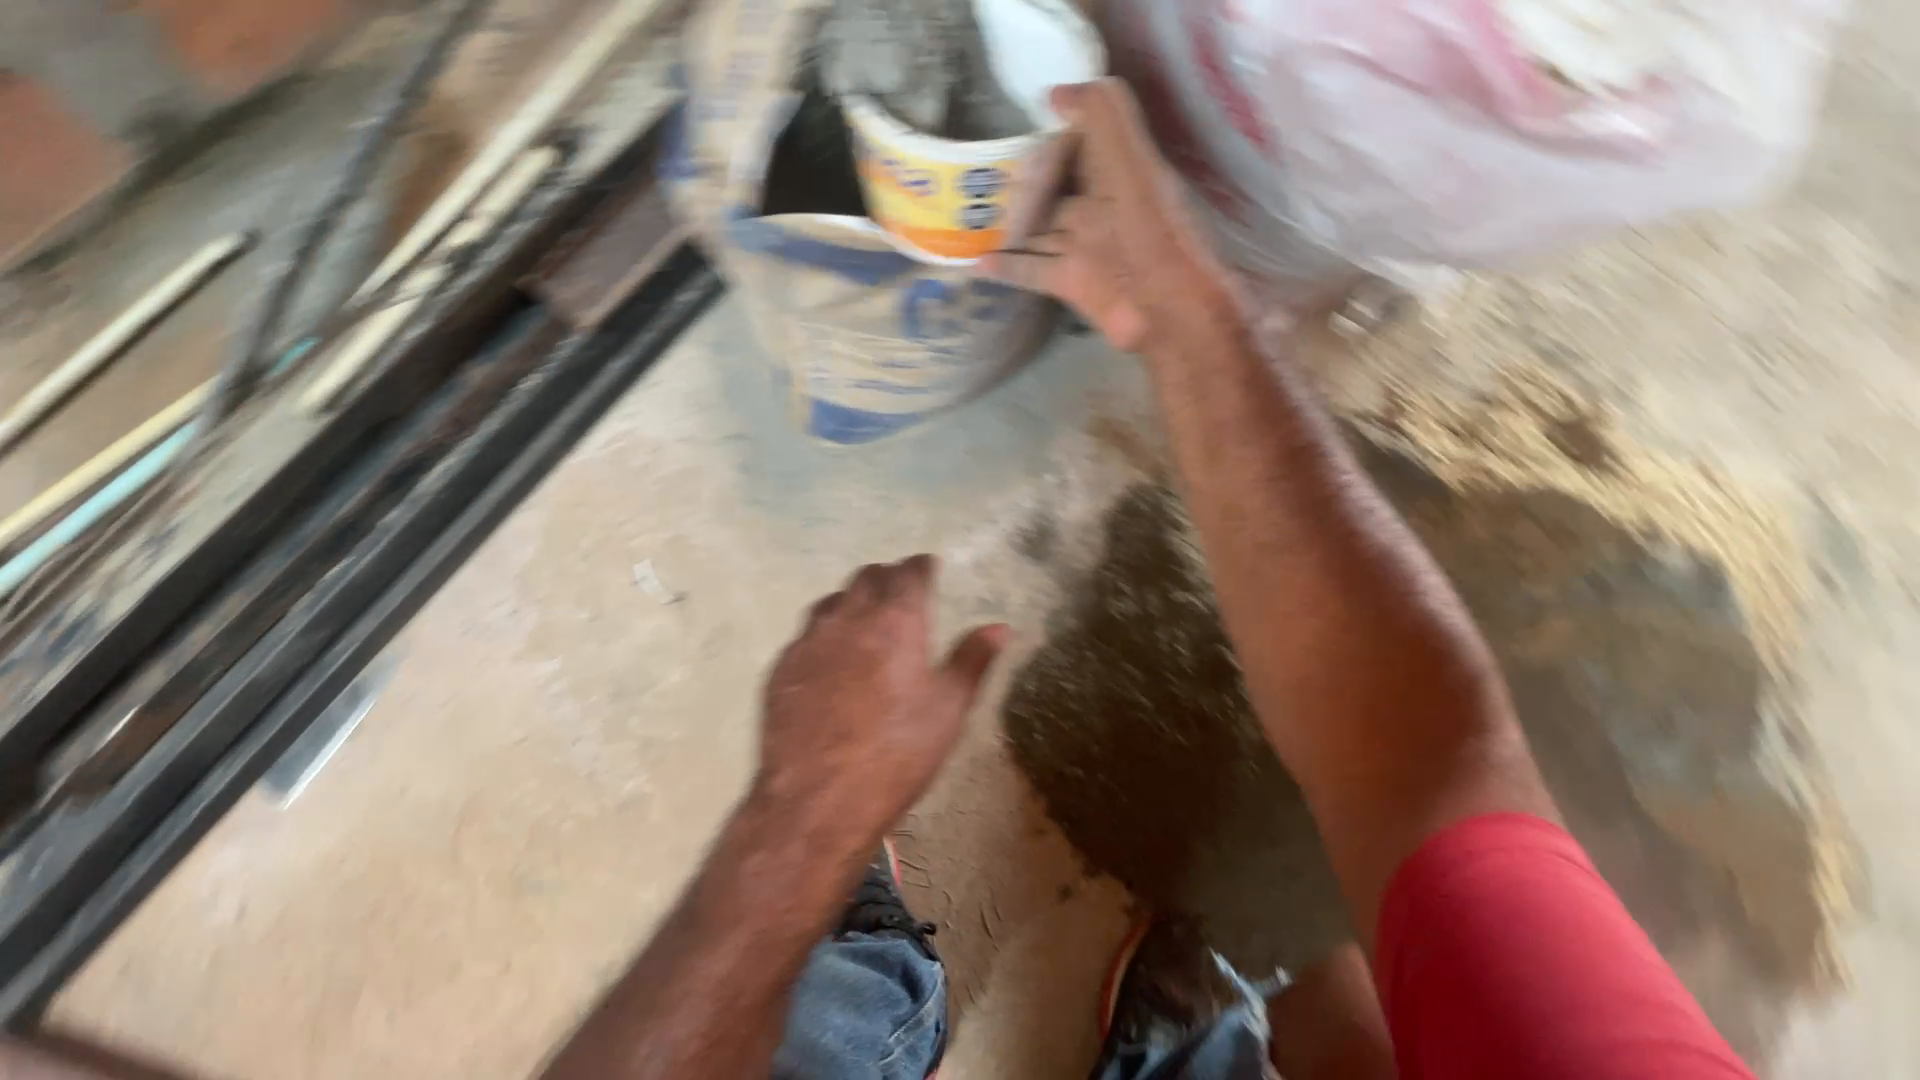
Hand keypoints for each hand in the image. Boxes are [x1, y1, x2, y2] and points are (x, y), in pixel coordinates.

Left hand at [753, 556, 1008, 847]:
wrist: (817, 800)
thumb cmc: (896, 755)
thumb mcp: (948, 711)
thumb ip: (971, 661)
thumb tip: (999, 627)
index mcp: (896, 622)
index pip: (909, 574)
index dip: (921, 566)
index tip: (929, 566)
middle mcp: (849, 619)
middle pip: (867, 578)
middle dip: (887, 577)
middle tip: (900, 591)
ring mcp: (808, 642)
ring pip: (831, 601)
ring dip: (852, 600)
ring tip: (864, 619)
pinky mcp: (781, 668)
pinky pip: (805, 634)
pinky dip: (824, 633)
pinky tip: (829, 658)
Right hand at [981, 78, 1240, 351]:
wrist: (1167, 306)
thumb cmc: (1152, 229)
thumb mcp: (1132, 159)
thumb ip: (1103, 116)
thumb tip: (1056, 93)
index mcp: (1119, 173)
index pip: (1083, 142)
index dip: (1059, 128)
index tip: (1025, 117)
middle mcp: (1100, 209)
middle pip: (1054, 188)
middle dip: (1026, 180)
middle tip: (985, 170)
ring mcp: (1083, 248)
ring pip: (1038, 229)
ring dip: (1010, 223)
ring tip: (972, 213)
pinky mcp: (1071, 282)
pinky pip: (1031, 270)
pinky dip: (1006, 266)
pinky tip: (977, 261)